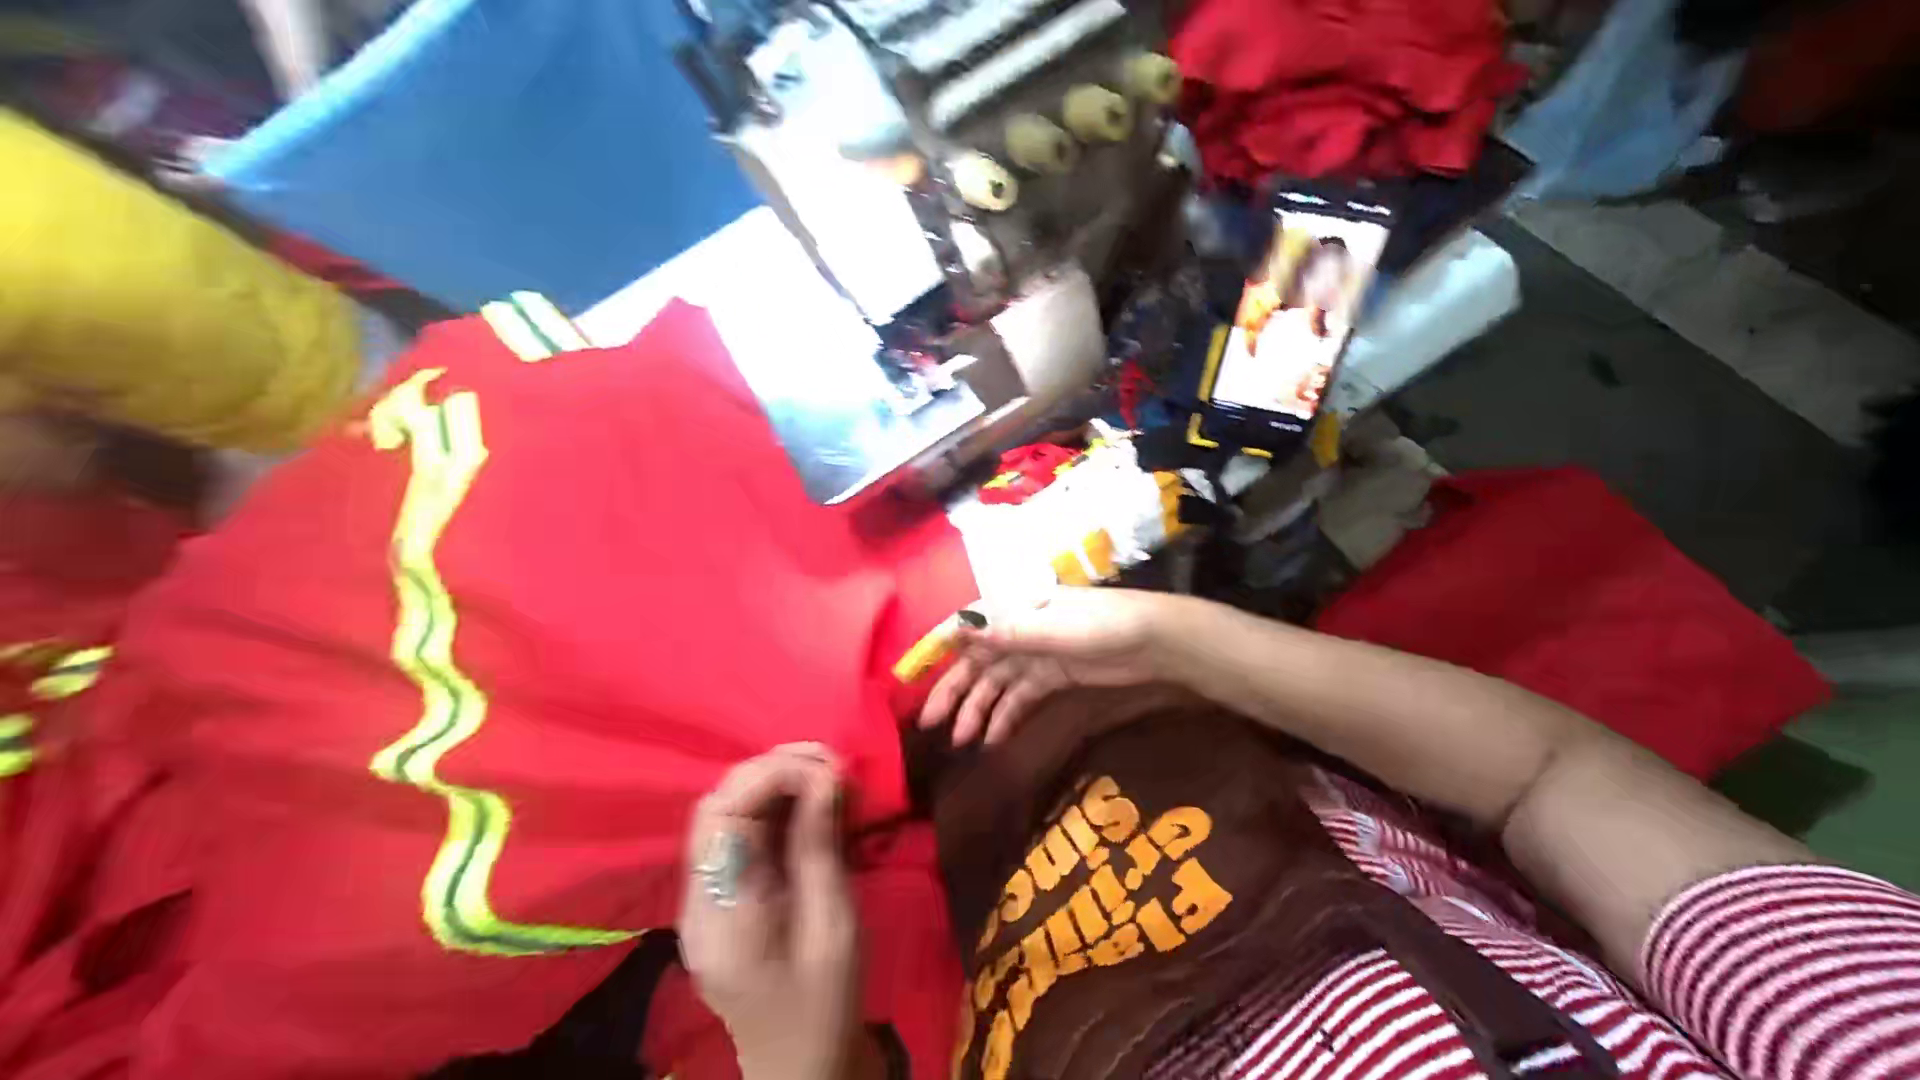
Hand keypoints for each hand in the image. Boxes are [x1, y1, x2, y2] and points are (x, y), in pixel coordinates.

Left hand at [678, 744, 859, 1079]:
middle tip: (833, 763)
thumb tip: (824, 775)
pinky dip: (778, 805)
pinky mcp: (726, 896)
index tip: (829, 769)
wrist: (802, 1071)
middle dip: (774, 769)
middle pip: (718, 806)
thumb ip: (819, 847)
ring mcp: (708, 897)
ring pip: (729, 812)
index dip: (772, 775)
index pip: (722, 815)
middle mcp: (699, 898)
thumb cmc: (825, 1008)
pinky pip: (743, 833)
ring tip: (828, 773)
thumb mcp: (833, 926)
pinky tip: (814, 799)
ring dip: (777, 781)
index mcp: (719, 914)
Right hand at [918, 588, 1186, 745]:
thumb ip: (1009, 633)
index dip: (940, 645)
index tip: (914, 672)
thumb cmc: (1106, 624)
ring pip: (996, 684)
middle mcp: (1019, 629)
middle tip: (930, 723)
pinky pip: (1020, 698)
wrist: (1157, 640)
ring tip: (961, 742)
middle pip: (977, 661)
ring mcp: (1036, 654)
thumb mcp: (1056, 627)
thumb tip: (962, 631)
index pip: (968, 624)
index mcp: (1016, 607)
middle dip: (953, 690)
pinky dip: (1005, 717)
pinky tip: (993, 740)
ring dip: (977, 710)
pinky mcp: (1052, 677)